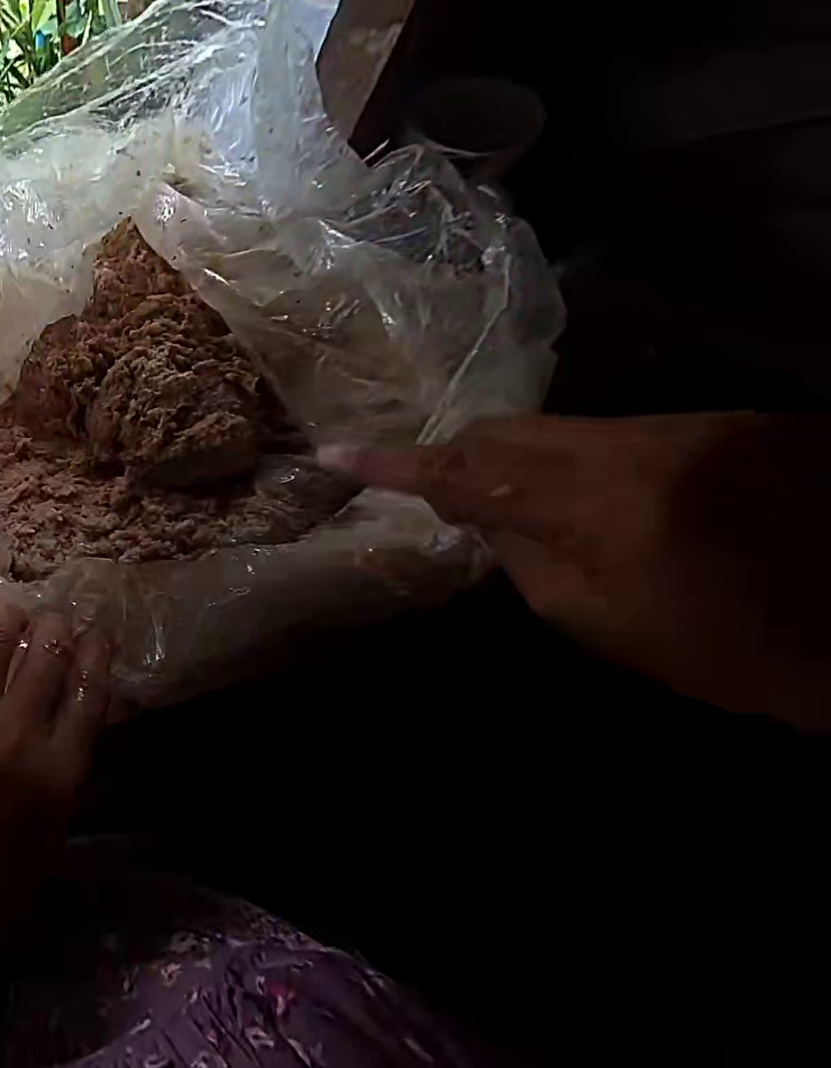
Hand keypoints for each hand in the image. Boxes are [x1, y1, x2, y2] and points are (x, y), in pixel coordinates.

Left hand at [0, 607, 111, 1066]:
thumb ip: (57, 776)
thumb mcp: (45, 842)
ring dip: (6, 620)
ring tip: (13, 611)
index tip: (97, 632)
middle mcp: (10, 735)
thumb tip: (61, 719)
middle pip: (44, 657)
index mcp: (55, 775)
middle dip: (56, 627)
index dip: (96, 654)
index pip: (88, 692)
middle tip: (55, 615)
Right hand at [324, 413, 830, 724]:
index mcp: (603, 505)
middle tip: (433, 495)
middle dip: (454, 456)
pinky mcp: (733, 427)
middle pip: (505, 431)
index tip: (333, 455)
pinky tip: (595, 502)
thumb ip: (525, 556)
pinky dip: (572, 462)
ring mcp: (694, 429)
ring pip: (557, 428)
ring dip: (515, 461)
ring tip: (517, 506)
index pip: (464, 474)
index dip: (392, 466)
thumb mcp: (603, 621)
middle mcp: (643, 448)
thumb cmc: (743, 648)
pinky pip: (610, 434)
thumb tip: (483, 515)